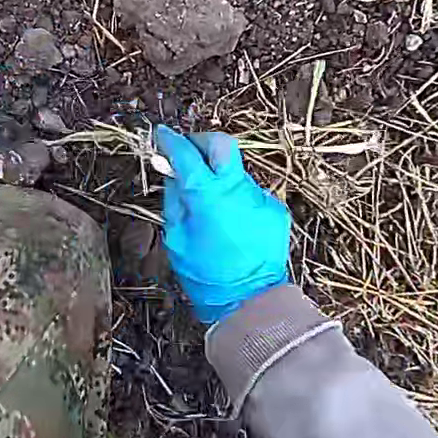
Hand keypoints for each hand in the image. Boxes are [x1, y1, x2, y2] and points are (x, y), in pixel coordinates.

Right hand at [153, 126, 290, 322]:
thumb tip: (172, 172)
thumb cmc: (206, 276)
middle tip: (188, 155)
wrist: (251, 303)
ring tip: (208, 203)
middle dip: (201, 143)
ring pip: (235, 171)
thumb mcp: (176, 237)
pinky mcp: (275, 210)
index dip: (171, 140)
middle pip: (221, 144)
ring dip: (219, 177)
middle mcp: (238, 189)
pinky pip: (250, 193)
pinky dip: (236, 198)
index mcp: (208, 196)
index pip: (186, 153)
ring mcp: (260, 198)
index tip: (162, 135)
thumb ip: (174, 199)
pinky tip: (230, 222)